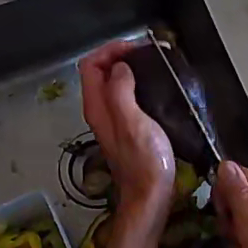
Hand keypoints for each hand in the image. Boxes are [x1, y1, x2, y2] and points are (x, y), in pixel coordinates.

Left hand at [79, 40, 175, 225]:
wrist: (150, 198)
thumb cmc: (144, 161)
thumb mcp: (132, 121)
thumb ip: (121, 91)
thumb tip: (120, 67)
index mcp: (97, 107)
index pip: (90, 65)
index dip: (110, 51)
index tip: (136, 49)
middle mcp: (100, 112)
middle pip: (99, 73)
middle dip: (119, 57)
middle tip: (147, 55)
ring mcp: (113, 123)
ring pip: (112, 85)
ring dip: (129, 72)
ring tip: (154, 67)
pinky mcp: (127, 131)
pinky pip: (125, 99)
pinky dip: (137, 87)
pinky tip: (157, 90)